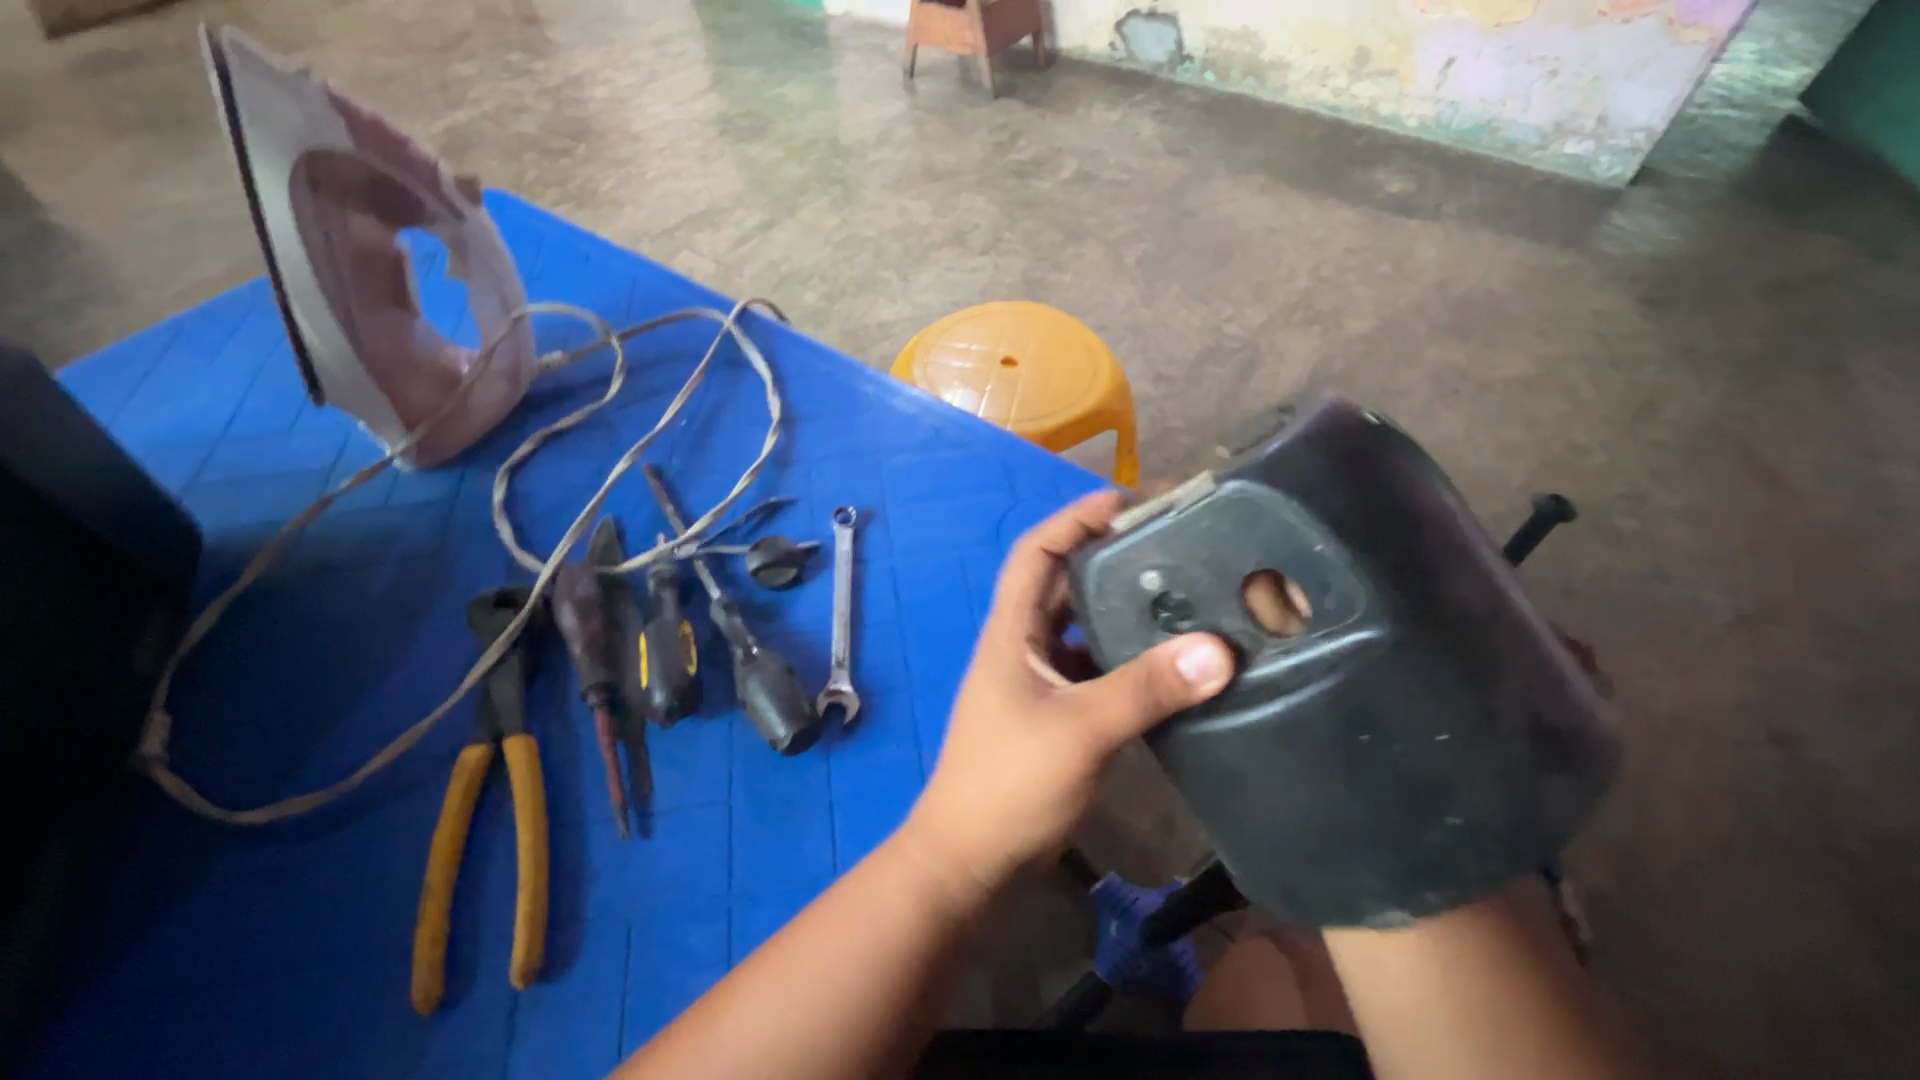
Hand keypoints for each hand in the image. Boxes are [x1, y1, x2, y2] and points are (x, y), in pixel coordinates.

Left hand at [903, 492, 1235, 889]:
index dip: (1073, 519)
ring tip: (1184, 600)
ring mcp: (1036, 686)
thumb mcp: (1080, 730)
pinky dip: (1126, 664)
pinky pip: (1093, 674)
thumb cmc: (1009, 783)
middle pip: (1065, 587)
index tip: (1126, 503)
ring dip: (1123, 615)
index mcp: (1011, 632)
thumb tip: (1220, 649)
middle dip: (1110, 562)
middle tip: (1174, 550)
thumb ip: (1145, 689)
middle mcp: (1021, 648)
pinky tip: (1170, 668)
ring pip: (1082, 632)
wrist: (970, 861)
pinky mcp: (1053, 719)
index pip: (1036, 553)